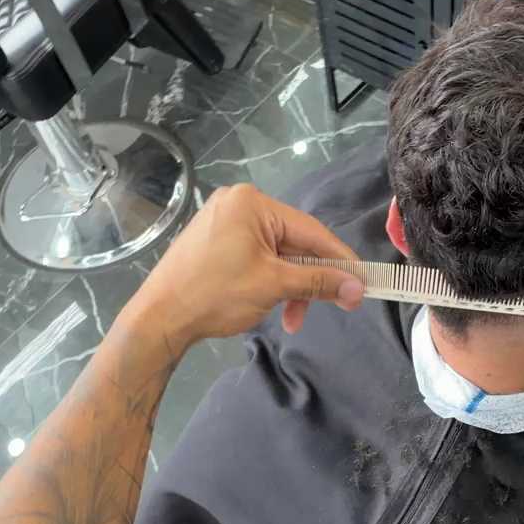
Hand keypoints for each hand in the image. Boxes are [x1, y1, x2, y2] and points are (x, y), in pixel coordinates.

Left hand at [126, 184, 366, 346]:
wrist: (159, 318)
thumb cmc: (215, 295)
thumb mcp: (273, 286)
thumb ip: (319, 282)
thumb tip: (358, 288)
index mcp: (253, 204)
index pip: (311, 231)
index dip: (341, 260)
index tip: (364, 283)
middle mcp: (239, 204)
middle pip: (295, 243)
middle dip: (311, 280)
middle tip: (336, 306)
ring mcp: (225, 222)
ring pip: (277, 255)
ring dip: (291, 288)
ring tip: (291, 320)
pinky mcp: (216, 241)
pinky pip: (258, 258)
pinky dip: (271, 282)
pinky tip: (271, 305)